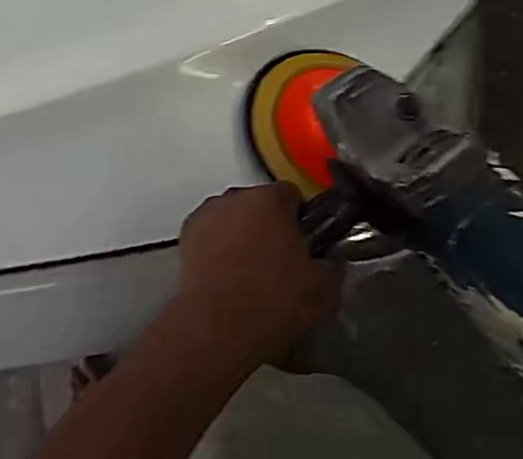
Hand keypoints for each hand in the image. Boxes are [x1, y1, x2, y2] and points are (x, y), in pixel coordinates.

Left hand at [171, 183, 338, 367]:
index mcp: (271, 199)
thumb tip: (334, 260)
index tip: (303, 243)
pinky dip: (218, 243)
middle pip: (260, 203)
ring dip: (242, 232)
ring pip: (234, 215)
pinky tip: (225, 273)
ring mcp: (209, 211)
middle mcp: (237, 196)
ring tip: (249, 270)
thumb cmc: (272, 302)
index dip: (300, 219)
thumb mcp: (321, 291)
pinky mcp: (188, 230)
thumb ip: (333, 267)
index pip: (292, 195)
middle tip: (279, 260)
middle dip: (270, 224)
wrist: (217, 327)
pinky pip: (212, 230)